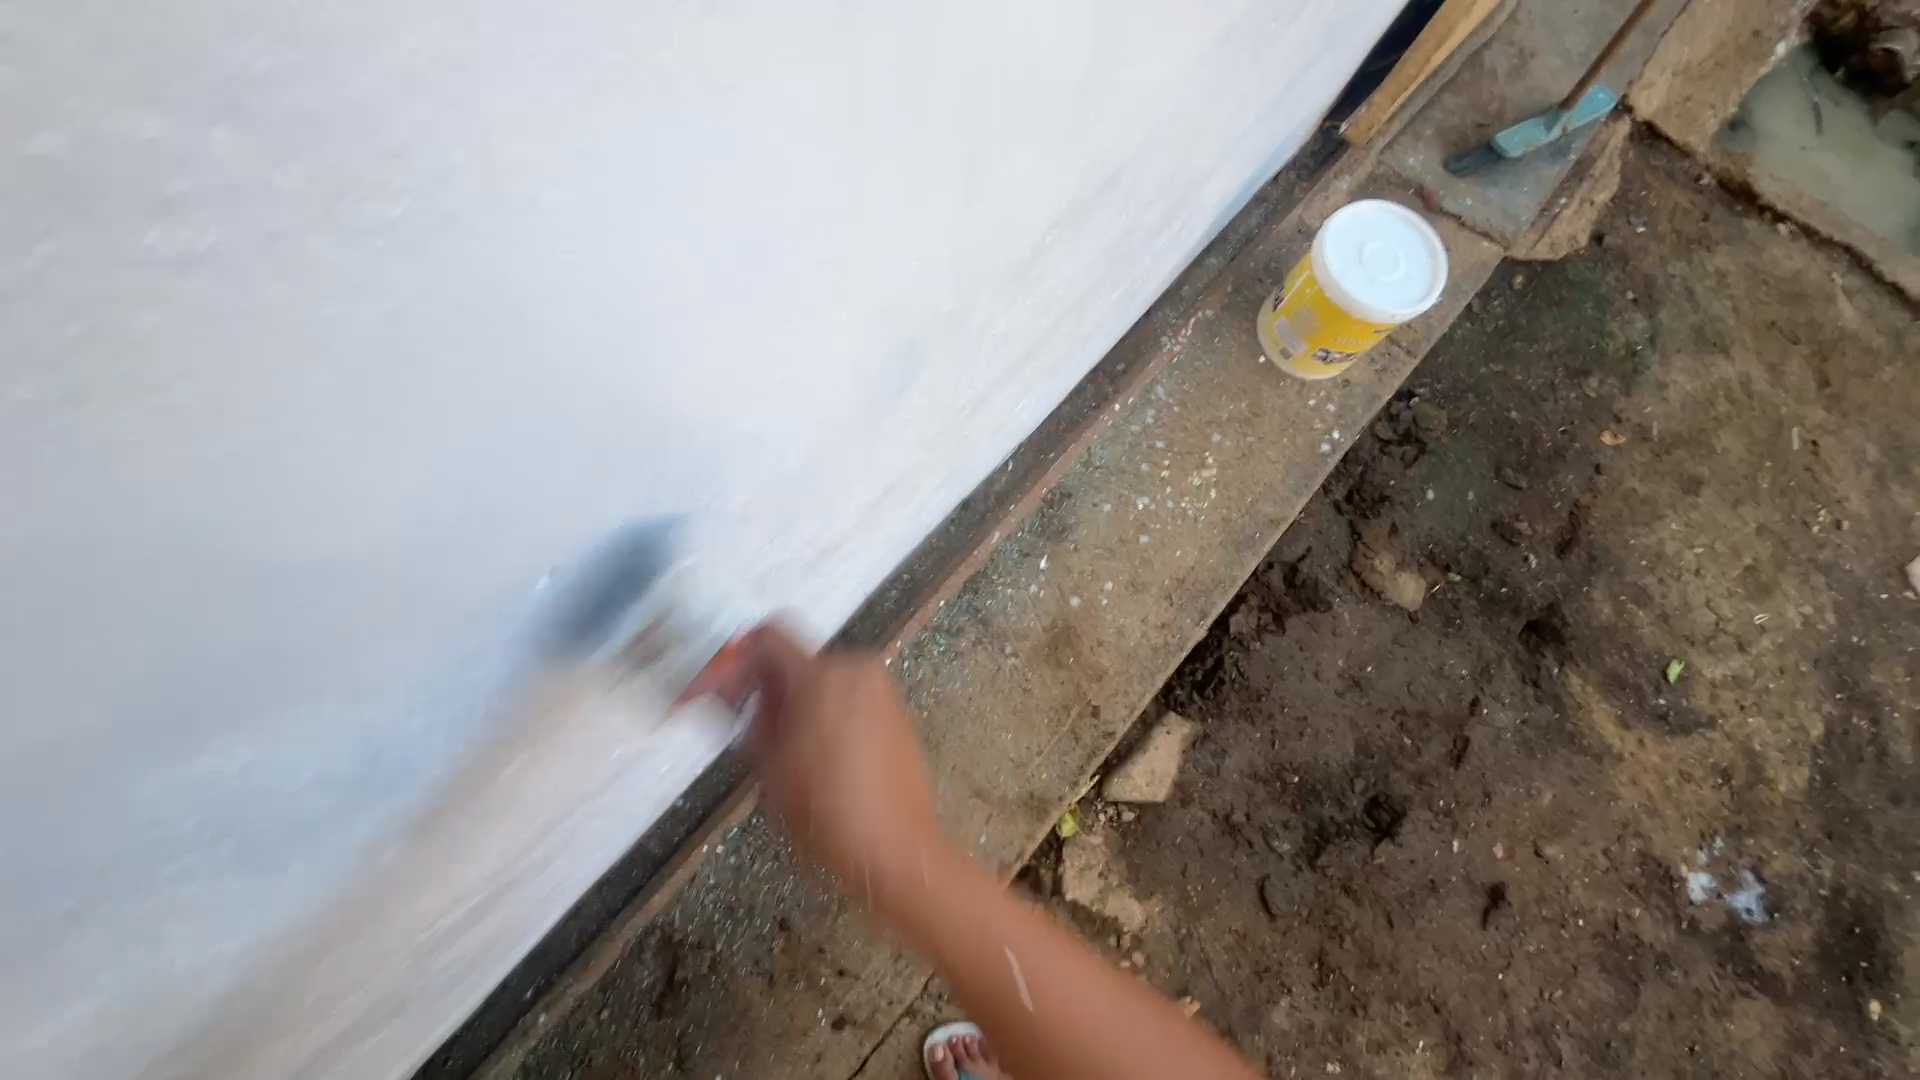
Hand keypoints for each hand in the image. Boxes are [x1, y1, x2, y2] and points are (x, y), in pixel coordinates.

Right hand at [685, 622, 943, 905]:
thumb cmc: (827, 813)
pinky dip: (826, 714)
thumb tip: (738, 693)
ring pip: (821, 682)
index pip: (766, 636)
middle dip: (766, 690)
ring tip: (784, 755)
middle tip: (748, 732)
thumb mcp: (769, 768)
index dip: (732, 660)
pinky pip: (848, 698)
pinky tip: (818, 758)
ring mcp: (881, 688)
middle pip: (794, 662)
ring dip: (796, 705)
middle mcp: (855, 669)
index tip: (714, 688)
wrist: (895, 846)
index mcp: (820, 676)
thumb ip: (751, 717)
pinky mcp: (896, 709)